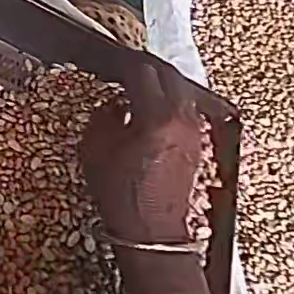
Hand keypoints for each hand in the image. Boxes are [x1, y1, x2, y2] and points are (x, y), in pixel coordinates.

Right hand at [82, 57, 209, 241]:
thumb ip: (105, 116)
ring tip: (138, 83)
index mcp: (156, 116)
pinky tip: (151, 107)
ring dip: (160, 81)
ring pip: (181, 89)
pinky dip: (168, 99)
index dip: (124, 63)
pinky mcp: (198, 143)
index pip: (142, 72)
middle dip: (146, 66)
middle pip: (168, 74)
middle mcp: (182, 118)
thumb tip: (115, 103)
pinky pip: (185, 108)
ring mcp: (195, 130)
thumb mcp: (95, 149)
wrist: (151, 231)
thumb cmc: (120, 193)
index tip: (112, 62)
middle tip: (126, 65)